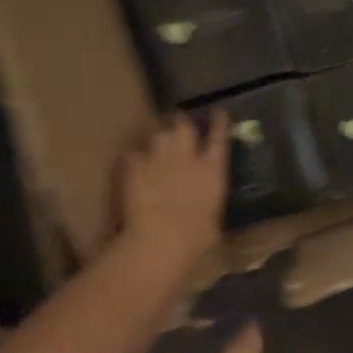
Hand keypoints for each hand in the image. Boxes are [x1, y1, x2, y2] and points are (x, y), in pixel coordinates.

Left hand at [118, 111, 228, 271]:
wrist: (161, 240)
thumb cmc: (197, 238)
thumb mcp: (214, 218)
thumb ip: (211, 200)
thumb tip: (208, 201)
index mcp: (213, 170)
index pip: (219, 136)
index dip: (220, 122)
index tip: (220, 112)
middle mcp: (187, 156)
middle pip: (183, 126)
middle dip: (181, 123)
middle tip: (179, 125)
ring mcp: (158, 159)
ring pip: (157, 135)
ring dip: (159, 138)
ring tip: (158, 144)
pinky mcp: (133, 167)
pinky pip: (133, 154)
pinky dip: (135, 158)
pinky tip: (135, 165)